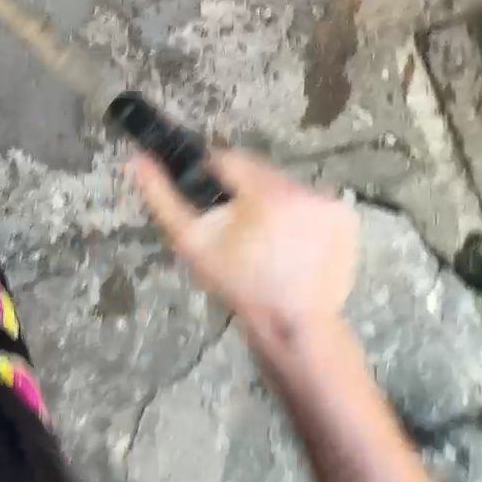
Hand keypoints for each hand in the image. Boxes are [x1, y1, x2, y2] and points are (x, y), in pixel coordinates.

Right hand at [128, 148, 357, 349]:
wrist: (295, 323)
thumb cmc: (238, 281)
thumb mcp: (191, 240)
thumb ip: (162, 196)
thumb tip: (136, 158)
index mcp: (268, 192)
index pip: (227, 158)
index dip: (211, 175)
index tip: (207, 199)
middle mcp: (305, 190)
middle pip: (256, 169)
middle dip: (240, 187)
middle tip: (232, 223)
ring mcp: (330, 204)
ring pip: (280, 182)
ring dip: (265, 196)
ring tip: (258, 232)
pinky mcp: (346, 218)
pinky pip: (305, 198)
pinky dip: (292, 209)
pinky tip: (284, 237)